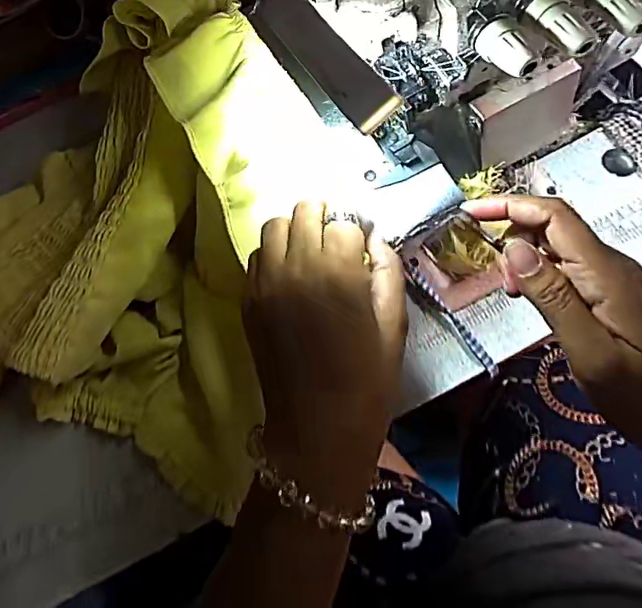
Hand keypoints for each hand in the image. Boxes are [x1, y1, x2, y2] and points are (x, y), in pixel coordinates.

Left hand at [244, 201, 406, 513]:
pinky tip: (290, 277)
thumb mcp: (394, 325)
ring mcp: (266, 280)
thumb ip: (387, 271)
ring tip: (311, 255)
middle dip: (325, 220)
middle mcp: (296, 265)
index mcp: (337, 271)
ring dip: (296, 231)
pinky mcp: (247, 297)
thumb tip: (375, 239)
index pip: (345, 221)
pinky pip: (257, 254)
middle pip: (305, 210)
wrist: (317, 430)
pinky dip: (274, 254)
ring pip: (275, 224)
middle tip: (337, 244)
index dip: (358, 233)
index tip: (363, 250)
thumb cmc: (367, 380)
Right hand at [461, 195, 641, 451]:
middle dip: (513, 231)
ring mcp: (619, 279)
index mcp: (606, 273)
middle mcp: (613, 265)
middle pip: (554, 225)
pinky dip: (544, 273)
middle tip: (488, 267)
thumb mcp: (592, 355)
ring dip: (527, 255)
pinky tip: (535, 299)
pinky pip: (573, 268)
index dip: (509, 205)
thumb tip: (515, 249)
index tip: (472, 213)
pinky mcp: (619, 296)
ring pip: (562, 247)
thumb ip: (552, 298)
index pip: (553, 215)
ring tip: (507, 287)